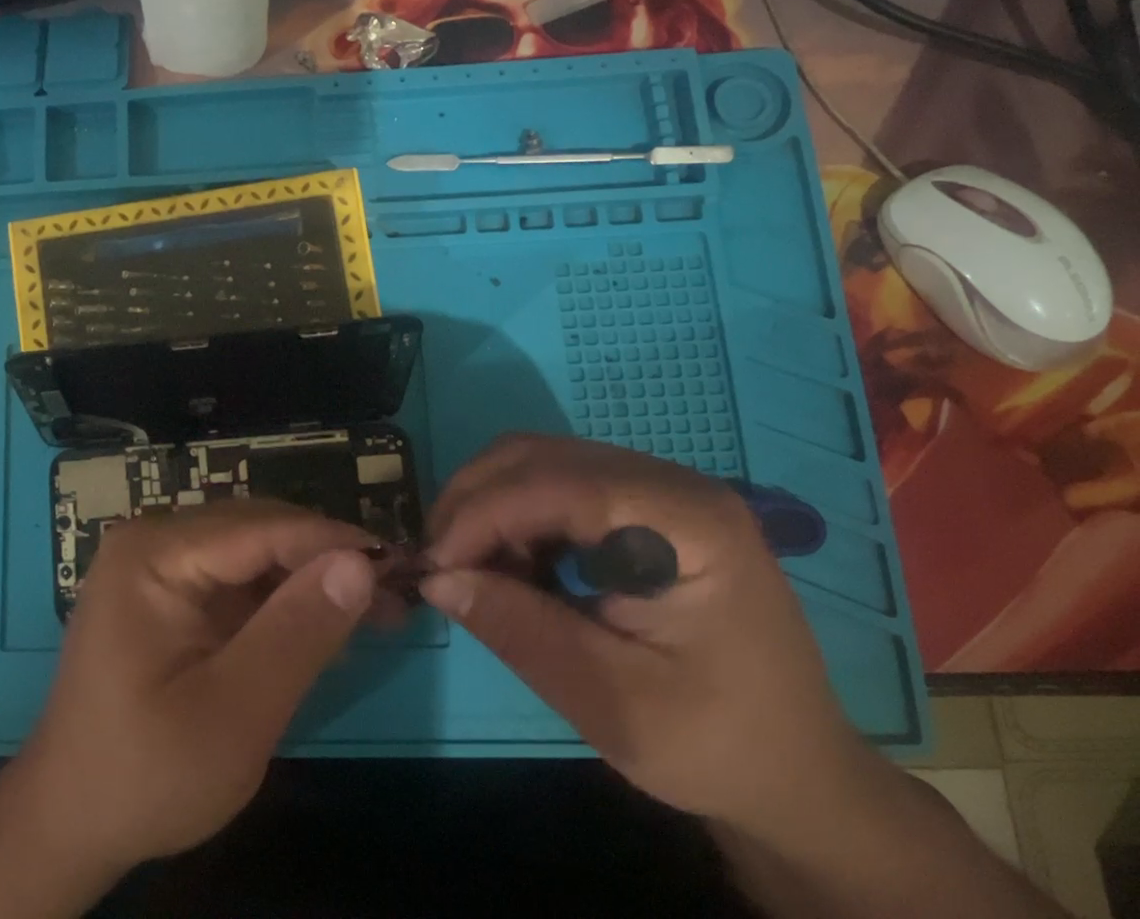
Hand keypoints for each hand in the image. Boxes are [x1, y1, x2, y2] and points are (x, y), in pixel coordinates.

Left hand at [11, 501, 378, 868]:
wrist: (71, 820)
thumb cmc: (148, 773)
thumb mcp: (236, 711)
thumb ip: (298, 632)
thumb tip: (360, 562)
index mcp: (154, 555)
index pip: (264, 527)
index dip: (336, 542)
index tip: (404, 568)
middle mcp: (150, 544)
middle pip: (258, 532)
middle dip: (326, 560)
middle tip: (396, 597)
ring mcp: (153, 571)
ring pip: (252, 555)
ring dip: (309, 581)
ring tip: (375, 613)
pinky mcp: (164, 600)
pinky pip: (234, 584)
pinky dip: (281, 603)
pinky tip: (323, 628)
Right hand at [421, 435, 871, 828]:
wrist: (793, 769)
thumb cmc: (714, 743)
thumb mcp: (611, 700)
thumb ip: (522, 630)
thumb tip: (434, 578)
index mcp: (686, 524)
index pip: (556, 482)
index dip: (480, 515)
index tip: (431, 569)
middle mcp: (672, 487)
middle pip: (538, 456)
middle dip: (472, 502)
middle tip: (438, 568)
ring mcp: (659, 495)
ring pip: (537, 464)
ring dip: (487, 508)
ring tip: (470, 573)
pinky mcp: (642, 514)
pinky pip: (554, 489)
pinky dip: (512, 519)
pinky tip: (509, 569)